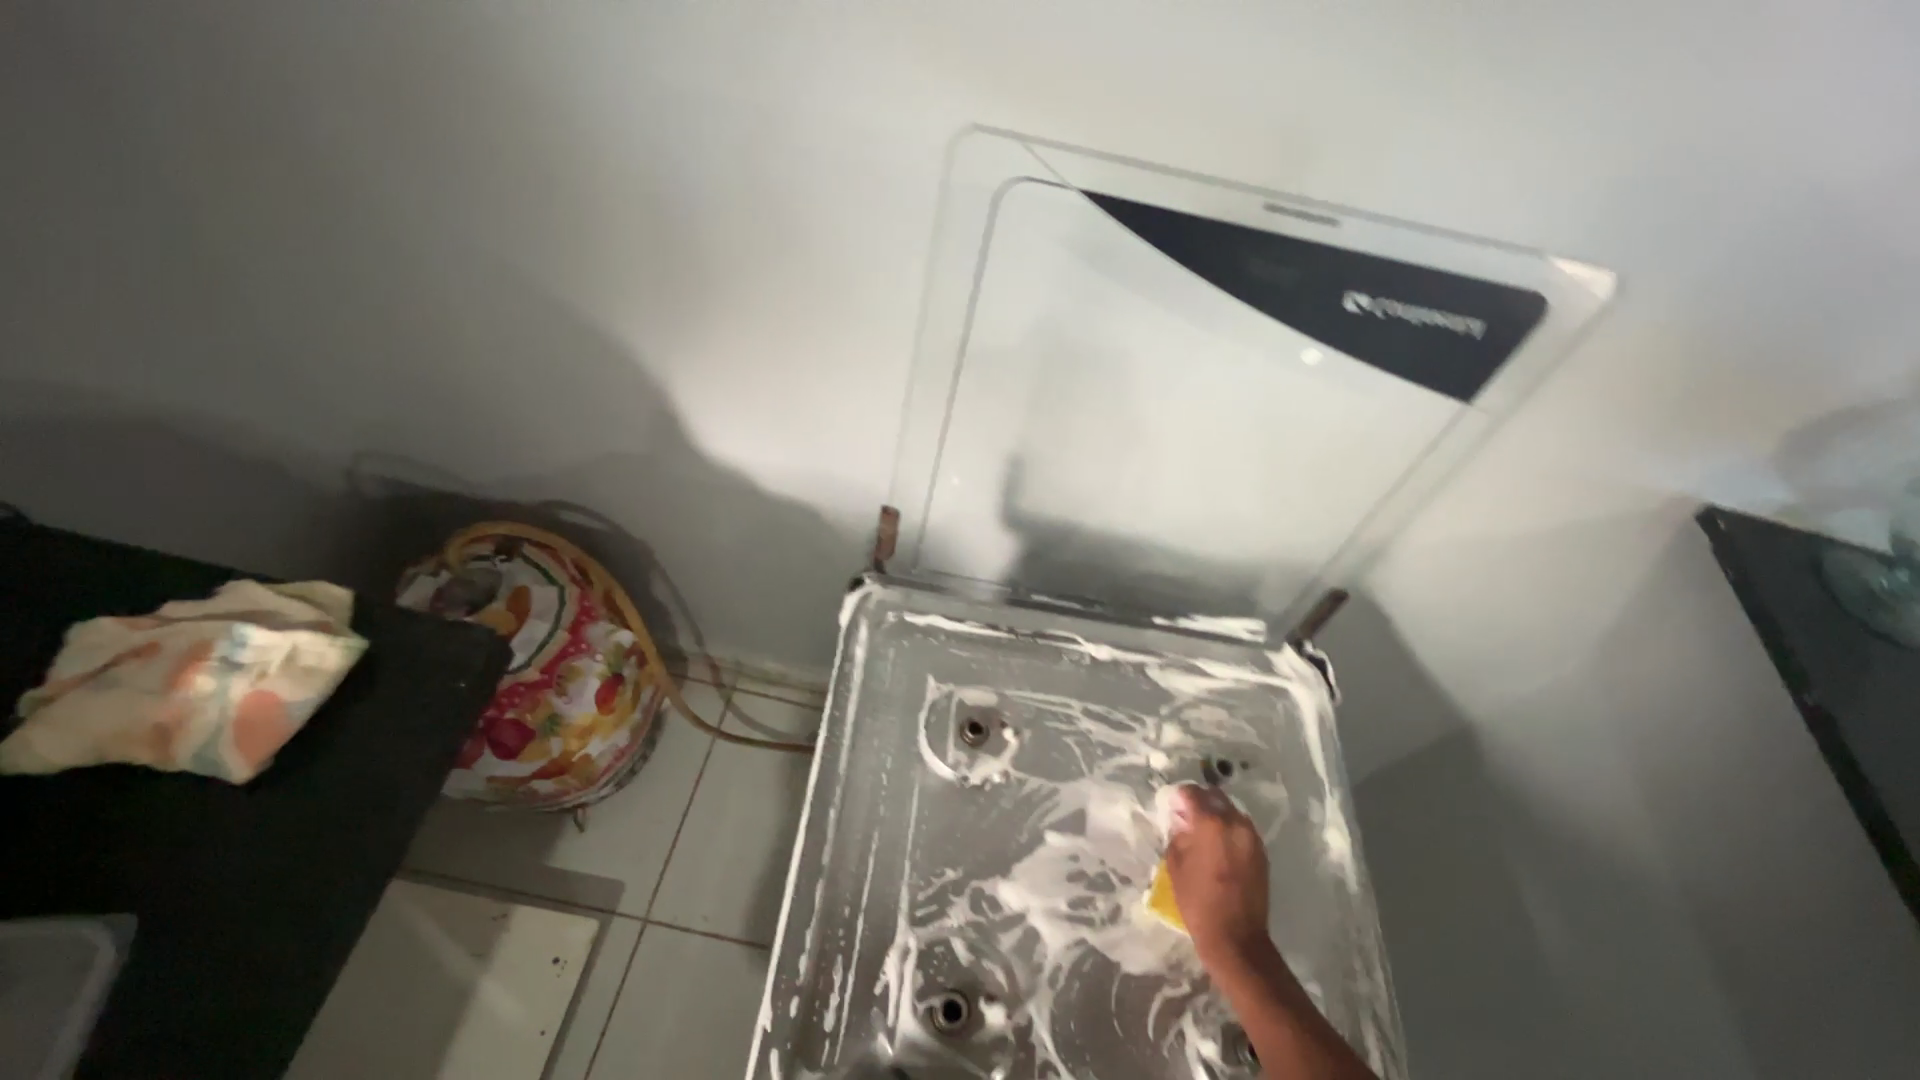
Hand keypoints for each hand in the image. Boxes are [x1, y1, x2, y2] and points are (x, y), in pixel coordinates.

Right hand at [1163, 783, 1272, 968]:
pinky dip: (1229, 829)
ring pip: (1232, 811)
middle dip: (1200, 801)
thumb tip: (1181, 821)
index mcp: (1211, 824)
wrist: (1236, 937)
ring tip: (1204, 832)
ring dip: (1217, 815)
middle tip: (1187, 816)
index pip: (1193, 794)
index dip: (1180, 796)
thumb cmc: (1198, 903)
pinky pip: (1242, 828)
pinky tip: (1219, 846)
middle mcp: (1235, 823)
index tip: (1173, 805)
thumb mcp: (1176, 866)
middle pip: (1216, 797)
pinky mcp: (1261, 851)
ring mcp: (1252, 837)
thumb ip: (1178, 835)